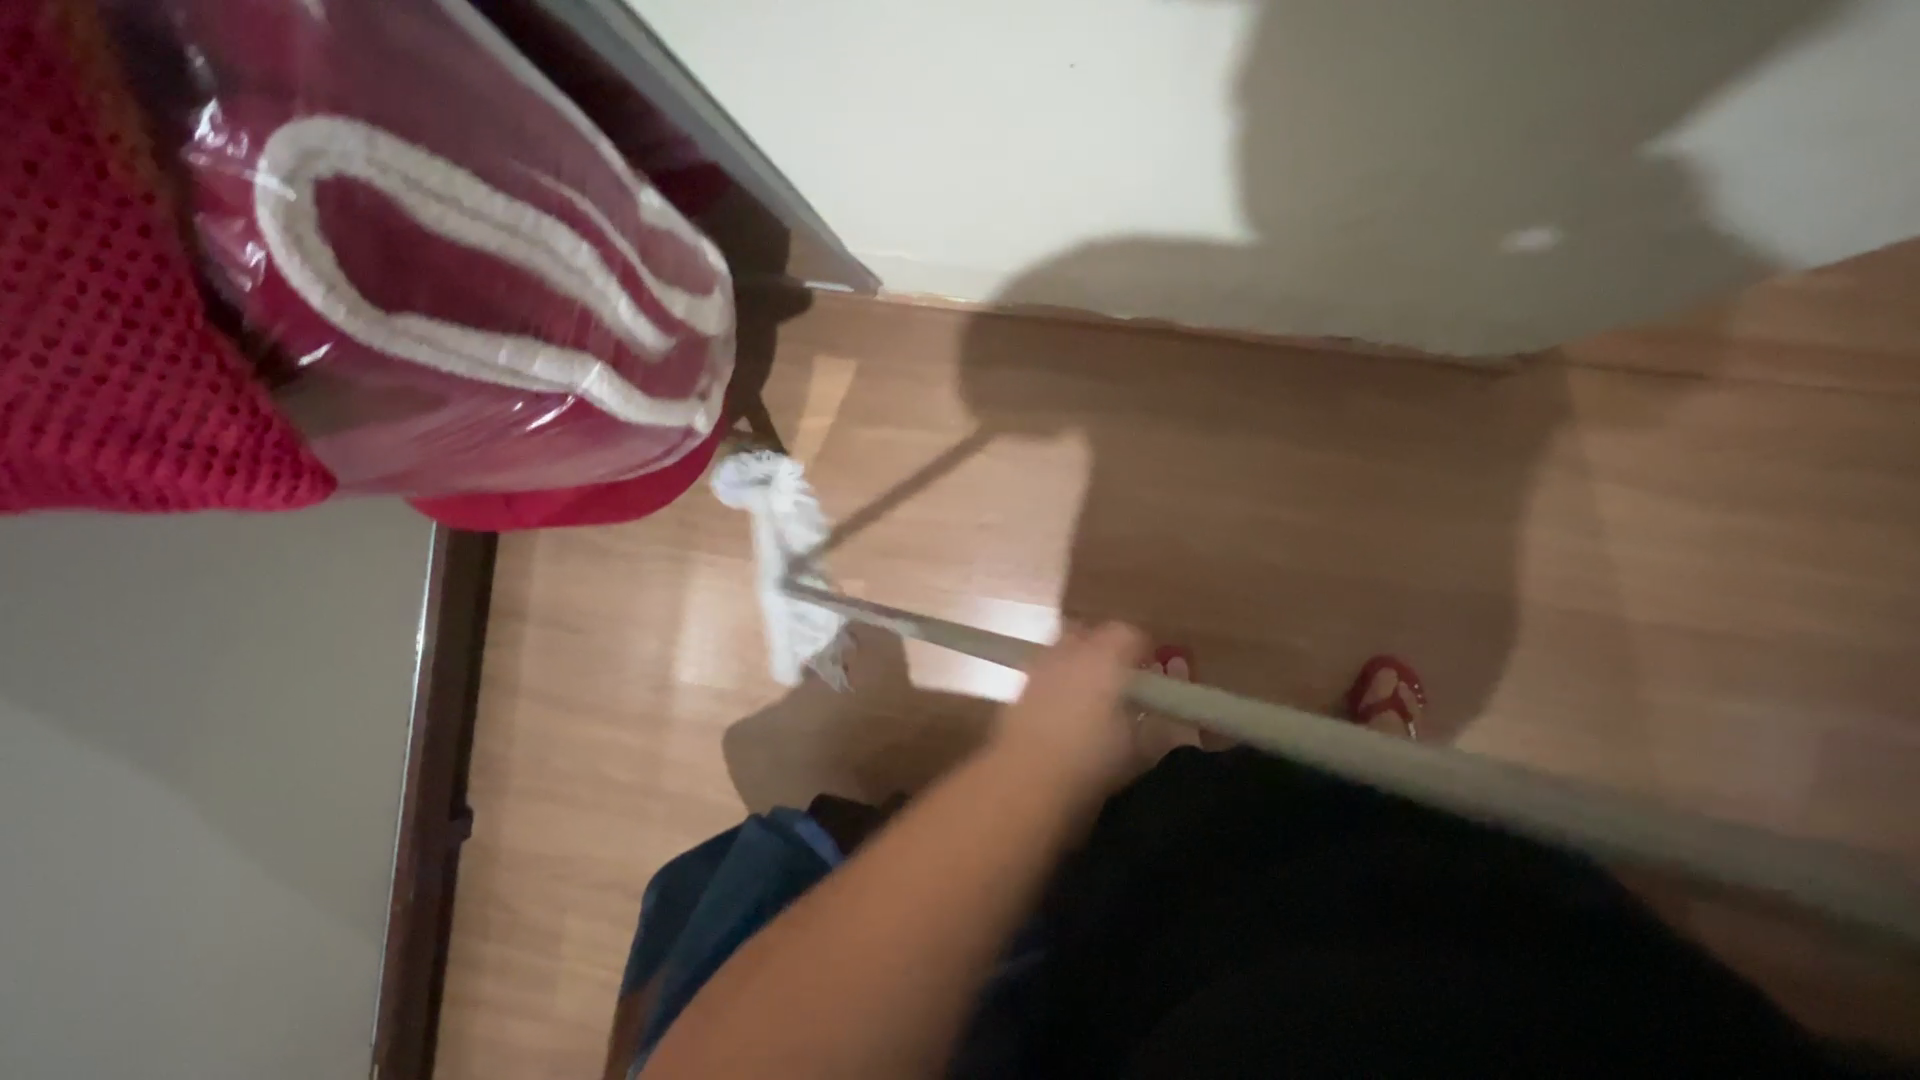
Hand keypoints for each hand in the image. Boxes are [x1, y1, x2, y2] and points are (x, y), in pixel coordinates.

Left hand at [990, 622, 1149, 797]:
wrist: (1028, 777)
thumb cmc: (1092, 761)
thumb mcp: (1139, 748)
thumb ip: (1157, 724)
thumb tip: (1162, 714)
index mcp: (1106, 656)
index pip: (1131, 634)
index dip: (1144, 650)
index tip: (1151, 673)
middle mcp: (1071, 651)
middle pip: (1092, 633)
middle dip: (1108, 649)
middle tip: (1121, 679)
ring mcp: (1041, 664)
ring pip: (1065, 648)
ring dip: (1080, 662)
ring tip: (1090, 694)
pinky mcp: (1020, 685)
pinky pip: (1045, 669)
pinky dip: (1057, 680)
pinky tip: (1062, 710)